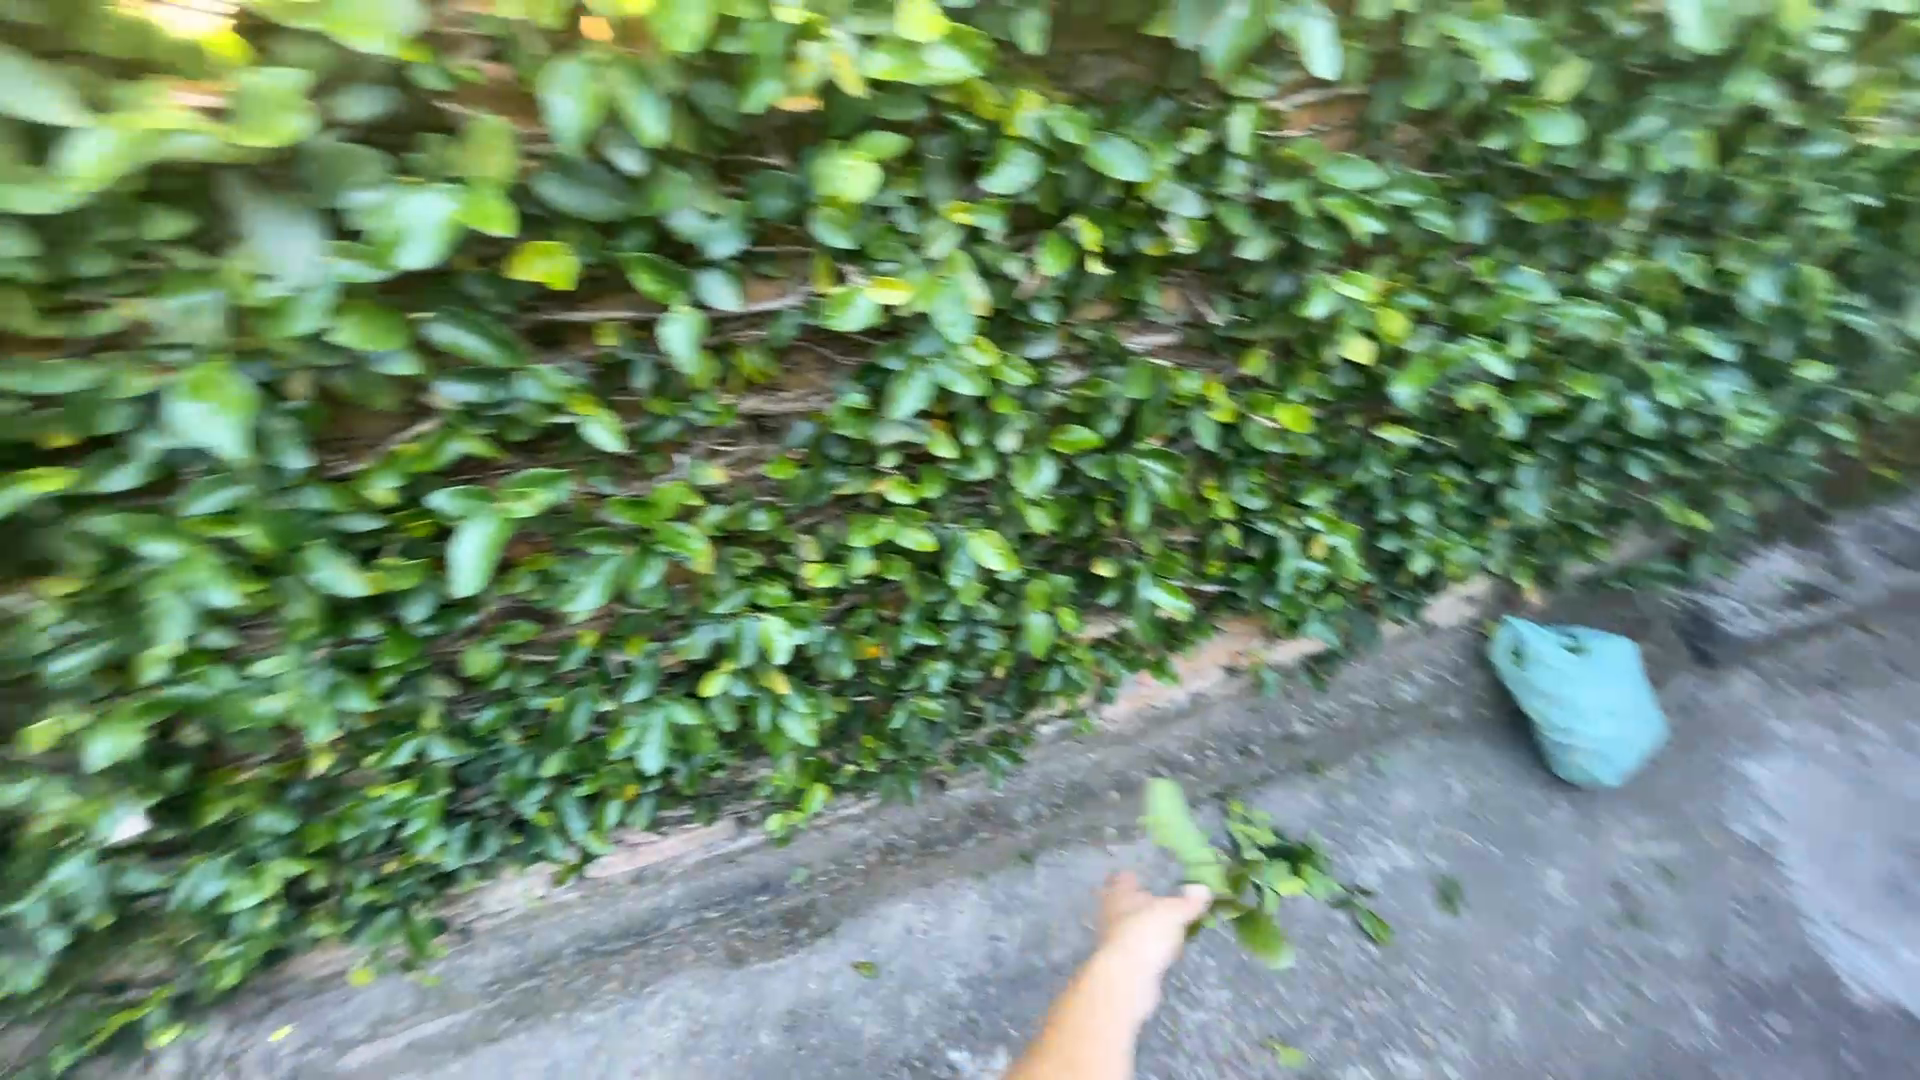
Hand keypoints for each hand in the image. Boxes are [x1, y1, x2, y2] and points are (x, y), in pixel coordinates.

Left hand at [1085, 871, 1212, 1024]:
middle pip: (1123, 903)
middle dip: (1138, 903)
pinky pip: (1139, 949)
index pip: (1123, 878)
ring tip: (1165, 928)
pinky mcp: (1122, 963)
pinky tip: (1164, 953)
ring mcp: (1114, 939)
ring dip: (1145, 927)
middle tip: (1156, 902)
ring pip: (1131, 927)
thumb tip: (1203, 888)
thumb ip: (1188, 902)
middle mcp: (1112, 913)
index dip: (1132, 877)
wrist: (1126, 979)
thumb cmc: (1145, 934)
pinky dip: (1150, 949)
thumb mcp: (1173, 913)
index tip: (1142, 877)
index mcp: (1120, 893)